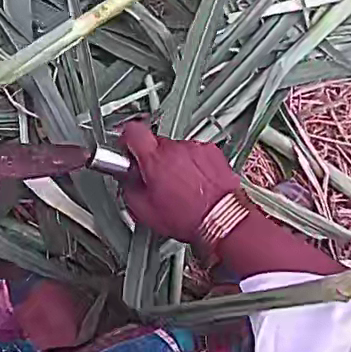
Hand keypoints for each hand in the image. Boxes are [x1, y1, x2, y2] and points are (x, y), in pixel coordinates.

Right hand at [116, 121, 243, 245]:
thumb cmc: (189, 218)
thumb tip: (126, 181)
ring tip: (179, 186)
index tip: (126, 147)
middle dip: (153, 159)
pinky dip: (193, 165)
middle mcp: (175, 148)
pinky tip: (194, 184)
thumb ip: (129, 188)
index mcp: (154, 159)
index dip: (126, 139)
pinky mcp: (212, 152)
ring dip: (174, 163)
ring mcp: (196, 148)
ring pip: (176, 149)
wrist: (224, 220)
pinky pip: (196, 153)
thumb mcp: (144, 211)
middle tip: (155, 180)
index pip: (132, 131)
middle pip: (155, 142)